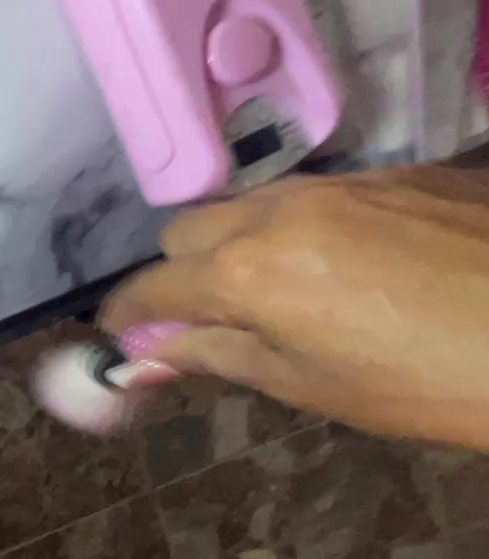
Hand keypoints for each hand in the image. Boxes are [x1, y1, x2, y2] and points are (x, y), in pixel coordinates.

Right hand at [101, 167, 488, 450]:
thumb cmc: (433, 383)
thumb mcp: (304, 383)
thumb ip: (211, 355)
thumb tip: (143, 357)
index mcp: (245, 273)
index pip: (148, 289)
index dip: (125, 318)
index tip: (124, 340)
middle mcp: (281, 213)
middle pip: (185, 231)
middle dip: (177, 271)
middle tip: (207, 316)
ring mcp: (349, 185)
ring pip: (249, 205)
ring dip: (237, 244)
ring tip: (280, 290)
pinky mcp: (410, 174)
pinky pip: (320, 195)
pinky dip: (303, 228)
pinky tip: (352, 265)